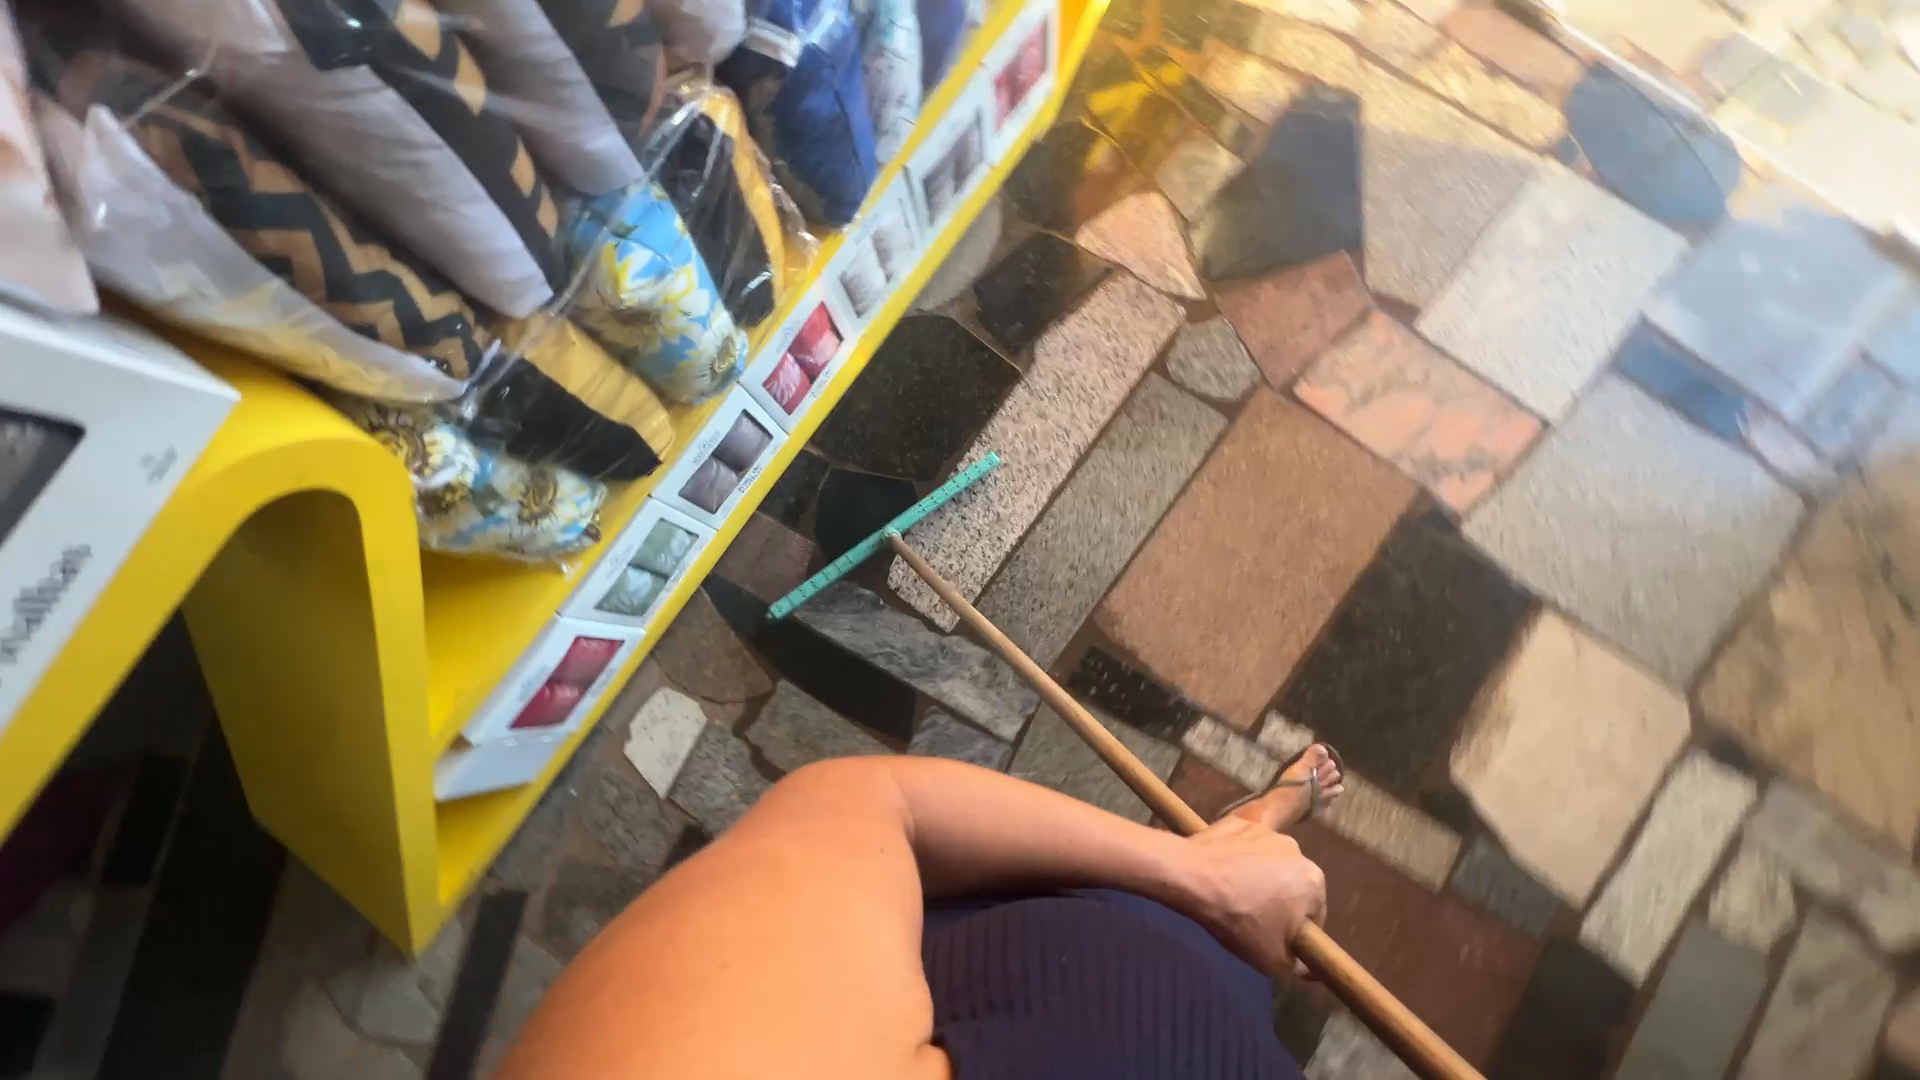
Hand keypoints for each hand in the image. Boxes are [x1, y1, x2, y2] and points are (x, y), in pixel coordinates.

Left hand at [1177, 816, 1326, 975]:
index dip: (1297, 931)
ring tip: (1234, 893)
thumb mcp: (1275, 962)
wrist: (1194, 878)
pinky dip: (1237, 855)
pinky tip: (1222, 870)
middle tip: (1253, 915)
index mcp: (1313, 880)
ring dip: (1258, 875)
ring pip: (1269, 861)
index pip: (1314, 913)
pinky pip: (1244, 844)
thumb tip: (1310, 967)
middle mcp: (1295, 849)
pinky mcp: (1237, 821)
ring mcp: (1264, 830)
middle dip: (1279, 899)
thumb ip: (1300, 965)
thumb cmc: (1241, 920)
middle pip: (1292, 883)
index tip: (1276, 938)